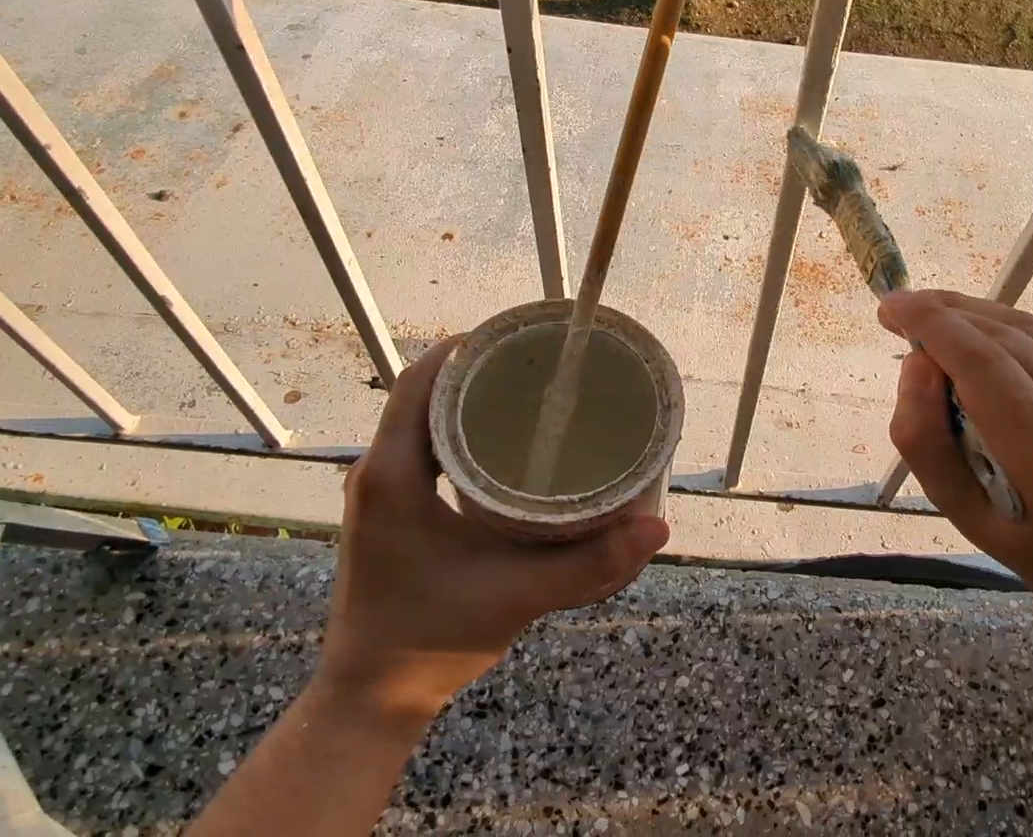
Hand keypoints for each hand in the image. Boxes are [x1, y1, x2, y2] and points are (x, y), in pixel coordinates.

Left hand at [314, 338, 669, 735]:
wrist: (374, 694)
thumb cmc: (434, 639)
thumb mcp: (518, 596)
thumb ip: (589, 565)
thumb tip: (658, 528)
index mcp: (393, 475)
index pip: (419, 384)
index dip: (465, 349)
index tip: (518, 337)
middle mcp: (378, 473)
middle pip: (423, 393)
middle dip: (476, 369)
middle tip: (538, 363)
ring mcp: (381, 493)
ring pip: (420, 419)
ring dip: (465, 398)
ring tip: (527, 393)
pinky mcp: (390, 511)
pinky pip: (422, 447)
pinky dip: (458, 430)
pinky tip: (502, 444)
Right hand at [879, 290, 1032, 608]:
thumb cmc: (1026, 539)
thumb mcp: (957, 510)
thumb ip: (925, 439)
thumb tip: (917, 360)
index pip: (984, 368)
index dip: (934, 327)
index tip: (890, 308)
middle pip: (1004, 340)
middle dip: (943, 316)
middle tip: (899, 312)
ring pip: (1026, 327)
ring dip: (971, 315)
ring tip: (931, 317)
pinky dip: (1005, 327)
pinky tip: (978, 334)